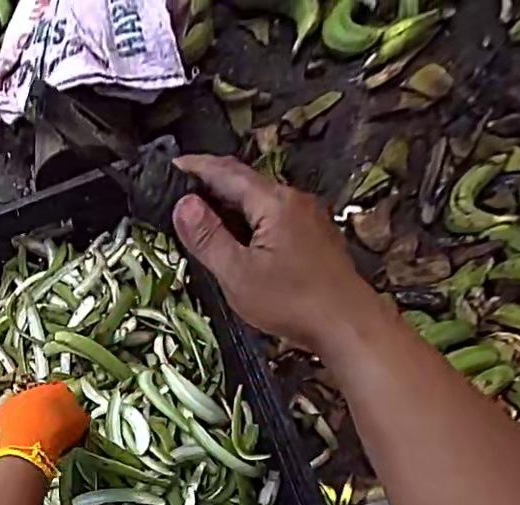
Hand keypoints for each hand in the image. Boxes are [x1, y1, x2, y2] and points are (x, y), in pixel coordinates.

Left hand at [0, 381, 88, 471]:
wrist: (30, 446)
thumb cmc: (55, 435)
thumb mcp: (80, 424)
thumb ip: (80, 415)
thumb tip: (82, 419)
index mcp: (59, 388)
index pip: (65, 391)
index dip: (66, 405)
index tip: (66, 414)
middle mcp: (36, 388)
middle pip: (42, 395)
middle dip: (45, 407)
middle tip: (51, 423)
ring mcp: (18, 398)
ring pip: (24, 402)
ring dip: (28, 413)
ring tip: (35, 432)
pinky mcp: (2, 411)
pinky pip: (6, 413)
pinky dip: (10, 421)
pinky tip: (18, 434)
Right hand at [172, 155, 388, 351]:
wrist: (347, 323)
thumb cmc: (291, 301)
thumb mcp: (238, 274)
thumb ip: (209, 238)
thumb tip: (182, 204)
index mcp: (273, 202)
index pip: (226, 172)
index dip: (196, 167)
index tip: (172, 165)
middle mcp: (294, 201)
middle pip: (246, 184)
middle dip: (213, 185)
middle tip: (183, 193)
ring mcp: (309, 219)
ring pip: (262, 203)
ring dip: (232, 206)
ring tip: (206, 219)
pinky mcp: (315, 239)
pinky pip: (276, 220)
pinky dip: (252, 222)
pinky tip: (242, 241)